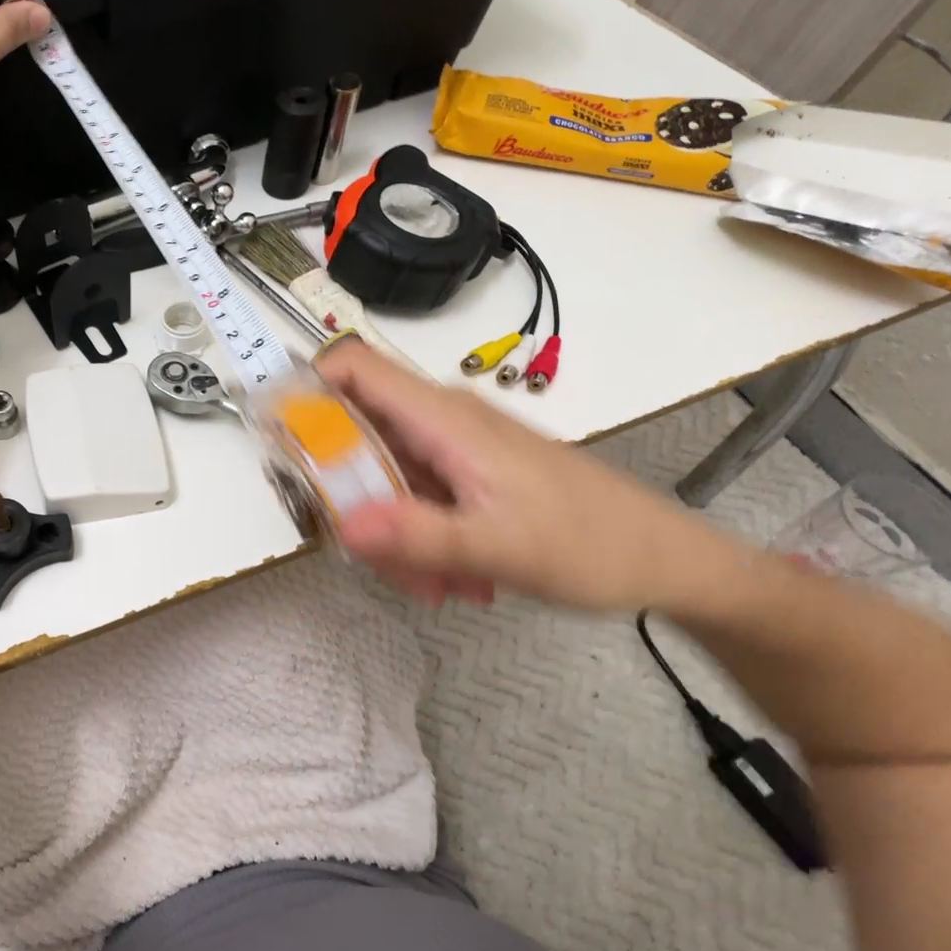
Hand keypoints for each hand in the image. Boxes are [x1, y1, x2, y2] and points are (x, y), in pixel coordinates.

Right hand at [313, 338, 737, 612]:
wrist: (667, 562)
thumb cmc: (593, 545)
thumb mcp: (500, 549)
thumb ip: (420, 537)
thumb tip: (343, 526)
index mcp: (445, 419)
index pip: (354, 368)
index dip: (306, 392)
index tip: (283, 445)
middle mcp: (443, 422)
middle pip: (355, 434)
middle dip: (350, 495)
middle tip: (376, 555)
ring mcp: (456, 448)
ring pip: (384, 473)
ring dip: (388, 528)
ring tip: (431, 582)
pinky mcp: (469, 472)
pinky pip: (415, 494)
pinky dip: (416, 534)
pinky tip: (451, 577)